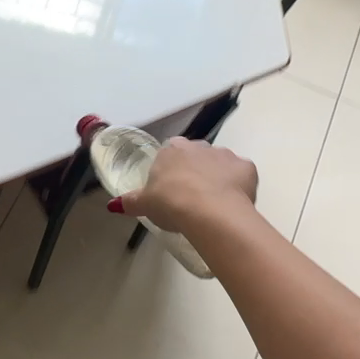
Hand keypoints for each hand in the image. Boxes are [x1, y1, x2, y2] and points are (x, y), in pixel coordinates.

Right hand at [112, 137, 257, 234]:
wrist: (209, 212)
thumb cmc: (171, 203)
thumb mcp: (145, 204)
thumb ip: (130, 202)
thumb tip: (113, 205)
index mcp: (171, 150)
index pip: (169, 155)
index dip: (170, 172)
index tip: (170, 190)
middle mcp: (199, 146)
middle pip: (195, 156)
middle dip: (194, 172)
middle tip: (190, 197)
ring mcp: (225, 154)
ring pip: (220, 164)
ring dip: (216, 177)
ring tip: (212, 203)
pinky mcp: (247, 167)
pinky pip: (241, 175)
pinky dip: (239, 186)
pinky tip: (233, 202)